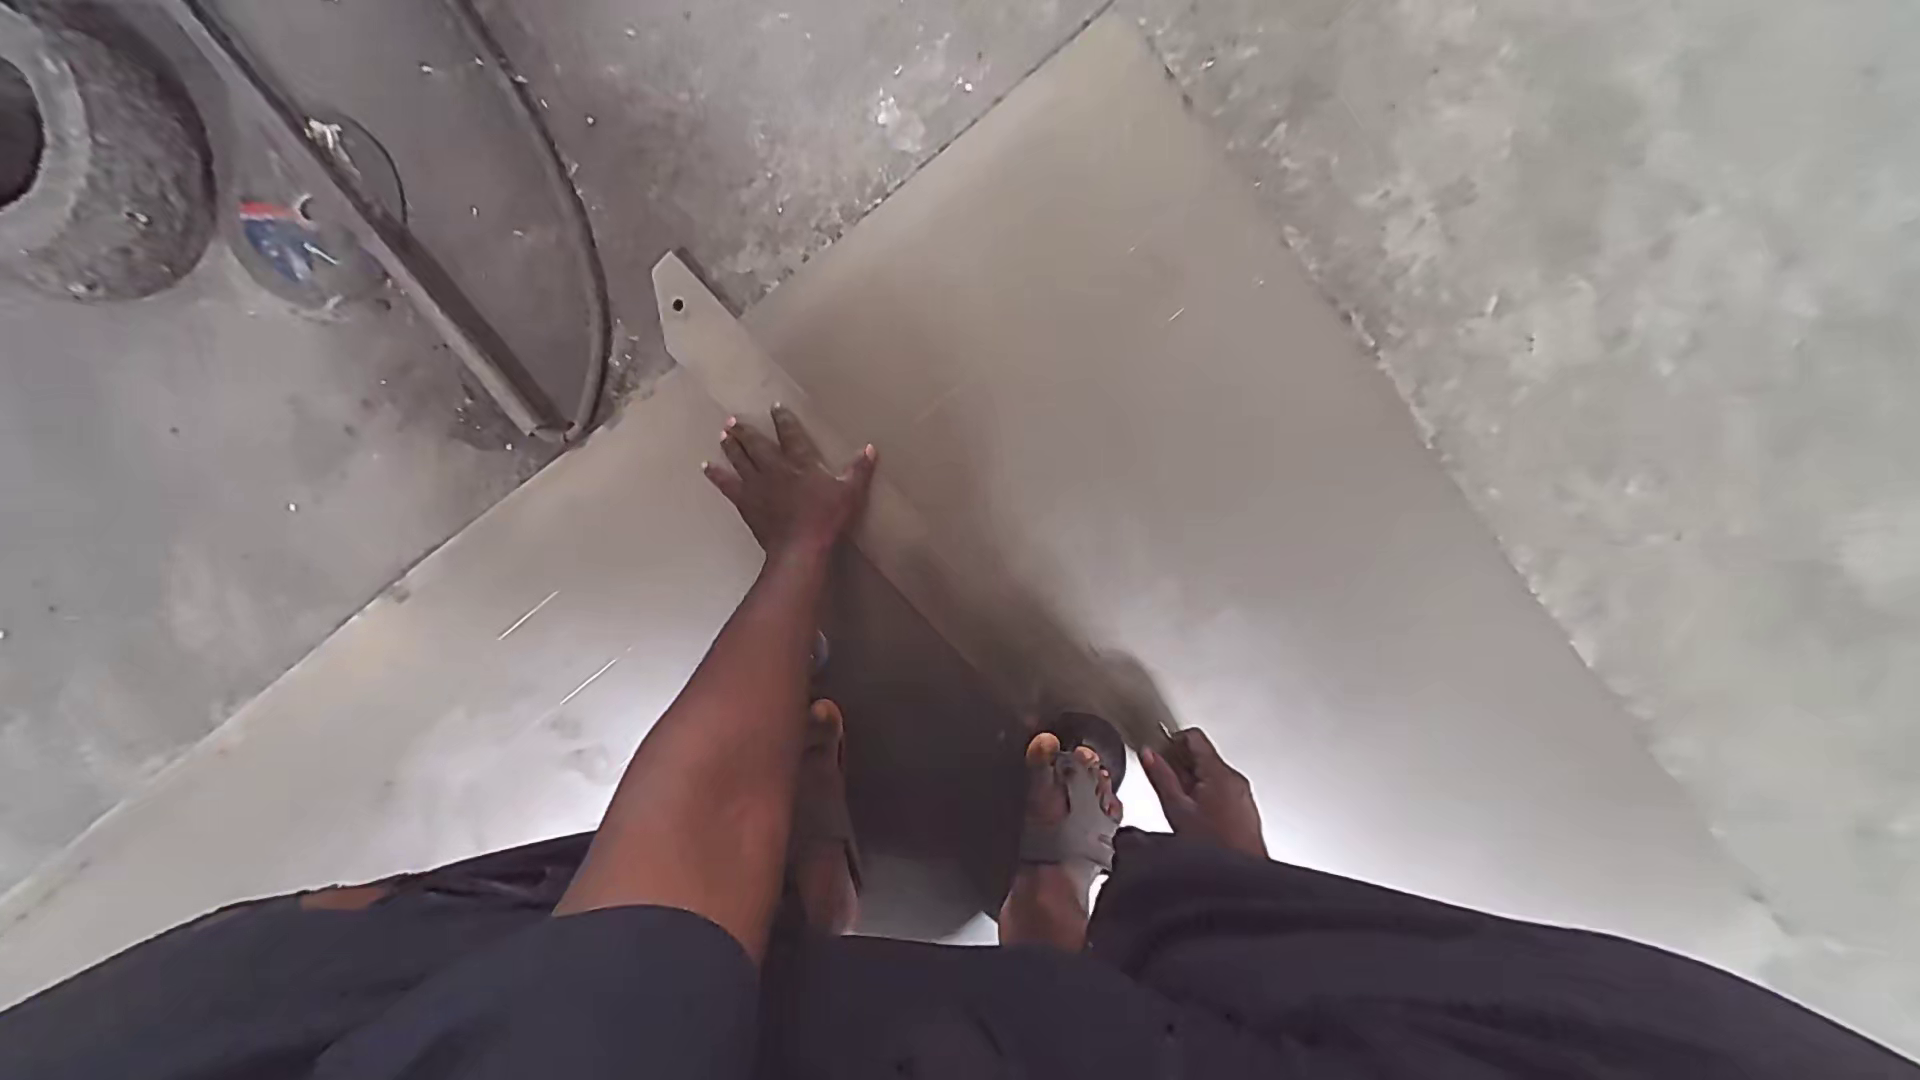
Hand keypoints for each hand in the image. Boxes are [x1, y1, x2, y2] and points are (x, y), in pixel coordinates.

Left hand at [703, 405, 876, 558]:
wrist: (800, 546)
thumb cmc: (827, 518)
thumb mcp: (850, 493)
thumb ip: (859, 469)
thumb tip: (870, 449)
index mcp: (800, 462)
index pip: (790, 434)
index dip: (783, 419)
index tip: (775, 408)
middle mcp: (774, 467)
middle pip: (756, 444)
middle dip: (746, 431)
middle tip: (734, 420)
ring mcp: (756, 484)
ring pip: (739, 459)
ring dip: (731, 446)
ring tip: (724, 434)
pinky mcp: (745, 502)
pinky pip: (727, 485)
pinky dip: (717, 475)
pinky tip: (707, 467)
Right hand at [1140, 728, 1266, 858]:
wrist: (1239, 880)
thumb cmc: (1213, 847)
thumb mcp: (1176, 808)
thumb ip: (1160, 776)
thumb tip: (1148, 754)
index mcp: (1219, 773)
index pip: (1194, 737)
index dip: (1172, 740)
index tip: (1159, 750)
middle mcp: (1235, 779)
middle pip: (1203, 755)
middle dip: (1181, 763)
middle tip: (1164, 778)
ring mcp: (1243, 795)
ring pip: (1212, 773)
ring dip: (1193, 780)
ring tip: (1179, 802)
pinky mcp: (1246, 810)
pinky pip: (1223, 789)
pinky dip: (1206, 794)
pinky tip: (1196, 814)